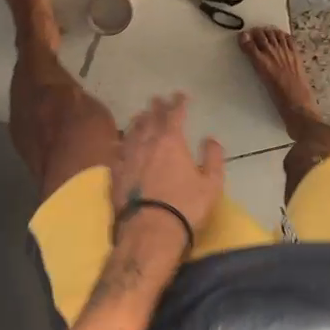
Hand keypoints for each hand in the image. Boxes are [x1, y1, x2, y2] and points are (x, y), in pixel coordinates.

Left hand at [111, 93, 226, 241]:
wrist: (149, 235)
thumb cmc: (184, 208)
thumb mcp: (211, 184)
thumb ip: (213, 158)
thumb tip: (210, 139)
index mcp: (171, 140)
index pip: (175, 113)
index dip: (178, 101)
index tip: (181, 95)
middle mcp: (147, 142)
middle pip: (151, 118)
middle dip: (156, 106)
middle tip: (158, 99)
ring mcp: (129, 158)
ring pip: (132, 131)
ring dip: (138, 120)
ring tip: (141, 115)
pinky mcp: (116, 175)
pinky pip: (117, 152)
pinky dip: (121, 143)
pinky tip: (119, 143)